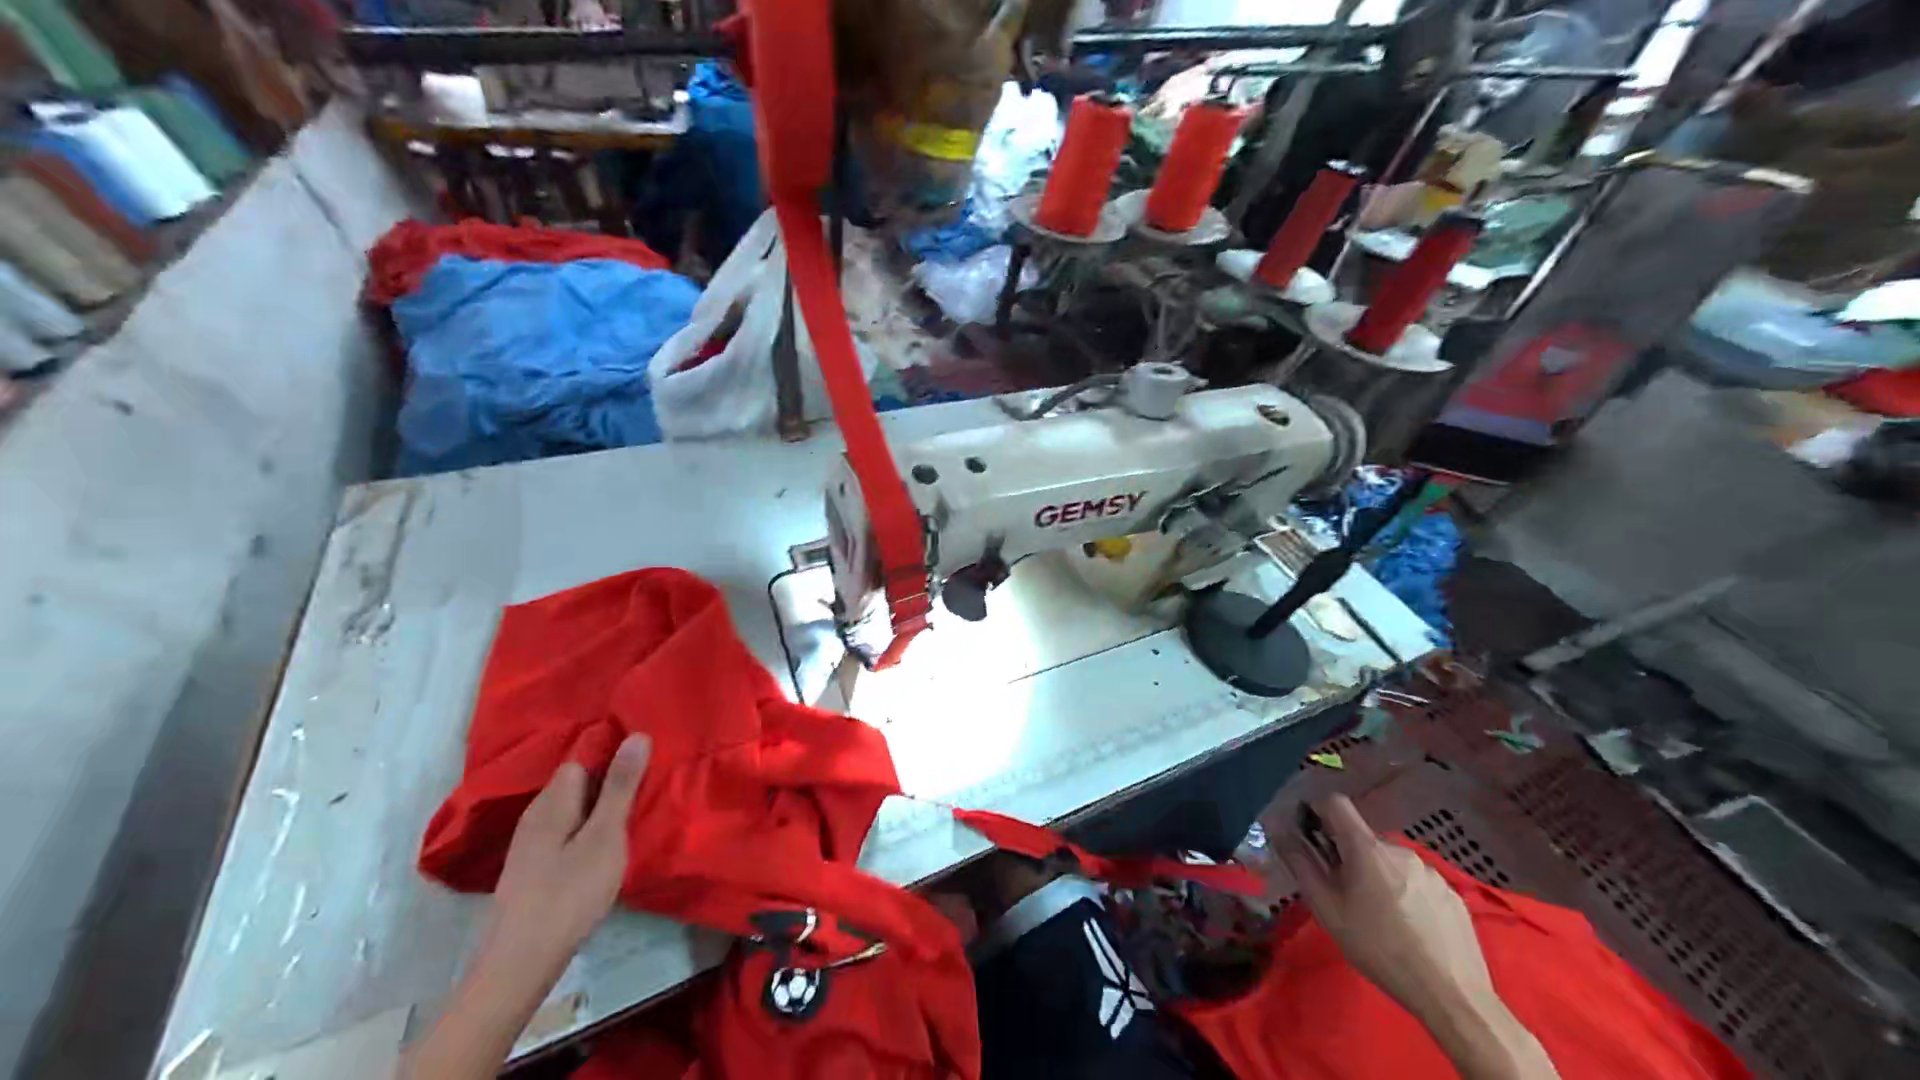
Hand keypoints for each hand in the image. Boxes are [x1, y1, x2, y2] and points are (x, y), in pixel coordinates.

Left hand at [403, 735, 651, 1079]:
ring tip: (631, 812)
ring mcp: (530, 844)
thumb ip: (620, 786)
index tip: (645, 758)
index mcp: (552, 801)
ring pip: (570, 808)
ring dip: (598, 806)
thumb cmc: (569, 893)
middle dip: (607, 779)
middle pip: (574, 782)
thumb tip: (637, 735)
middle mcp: (535, 815)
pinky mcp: (532, 868)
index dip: (612, 754)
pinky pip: (565, 830)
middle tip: (646, 785)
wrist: (520, 964)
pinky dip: (586, 829)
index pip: (581, 757)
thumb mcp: (606, 836)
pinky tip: (602, 845)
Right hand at [1279, 794, 1492, 1018]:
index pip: (1336, 803)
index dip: (1317, 811)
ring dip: (1377, 876)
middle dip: (1348, 856)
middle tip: (1343, 894)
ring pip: (1390, 862)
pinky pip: (1416, 881)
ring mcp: (1430, 871)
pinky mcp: (1452, 893)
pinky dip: (1405, 893)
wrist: (1451, 995)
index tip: (1310, 836)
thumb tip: (1279, 830)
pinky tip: (1409, 927)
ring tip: (1379, 916)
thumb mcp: (1327, 909)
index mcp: (1367, 847)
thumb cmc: (1378, 948)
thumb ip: (1300, 864)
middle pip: (1362, 838)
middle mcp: (1400, 849)